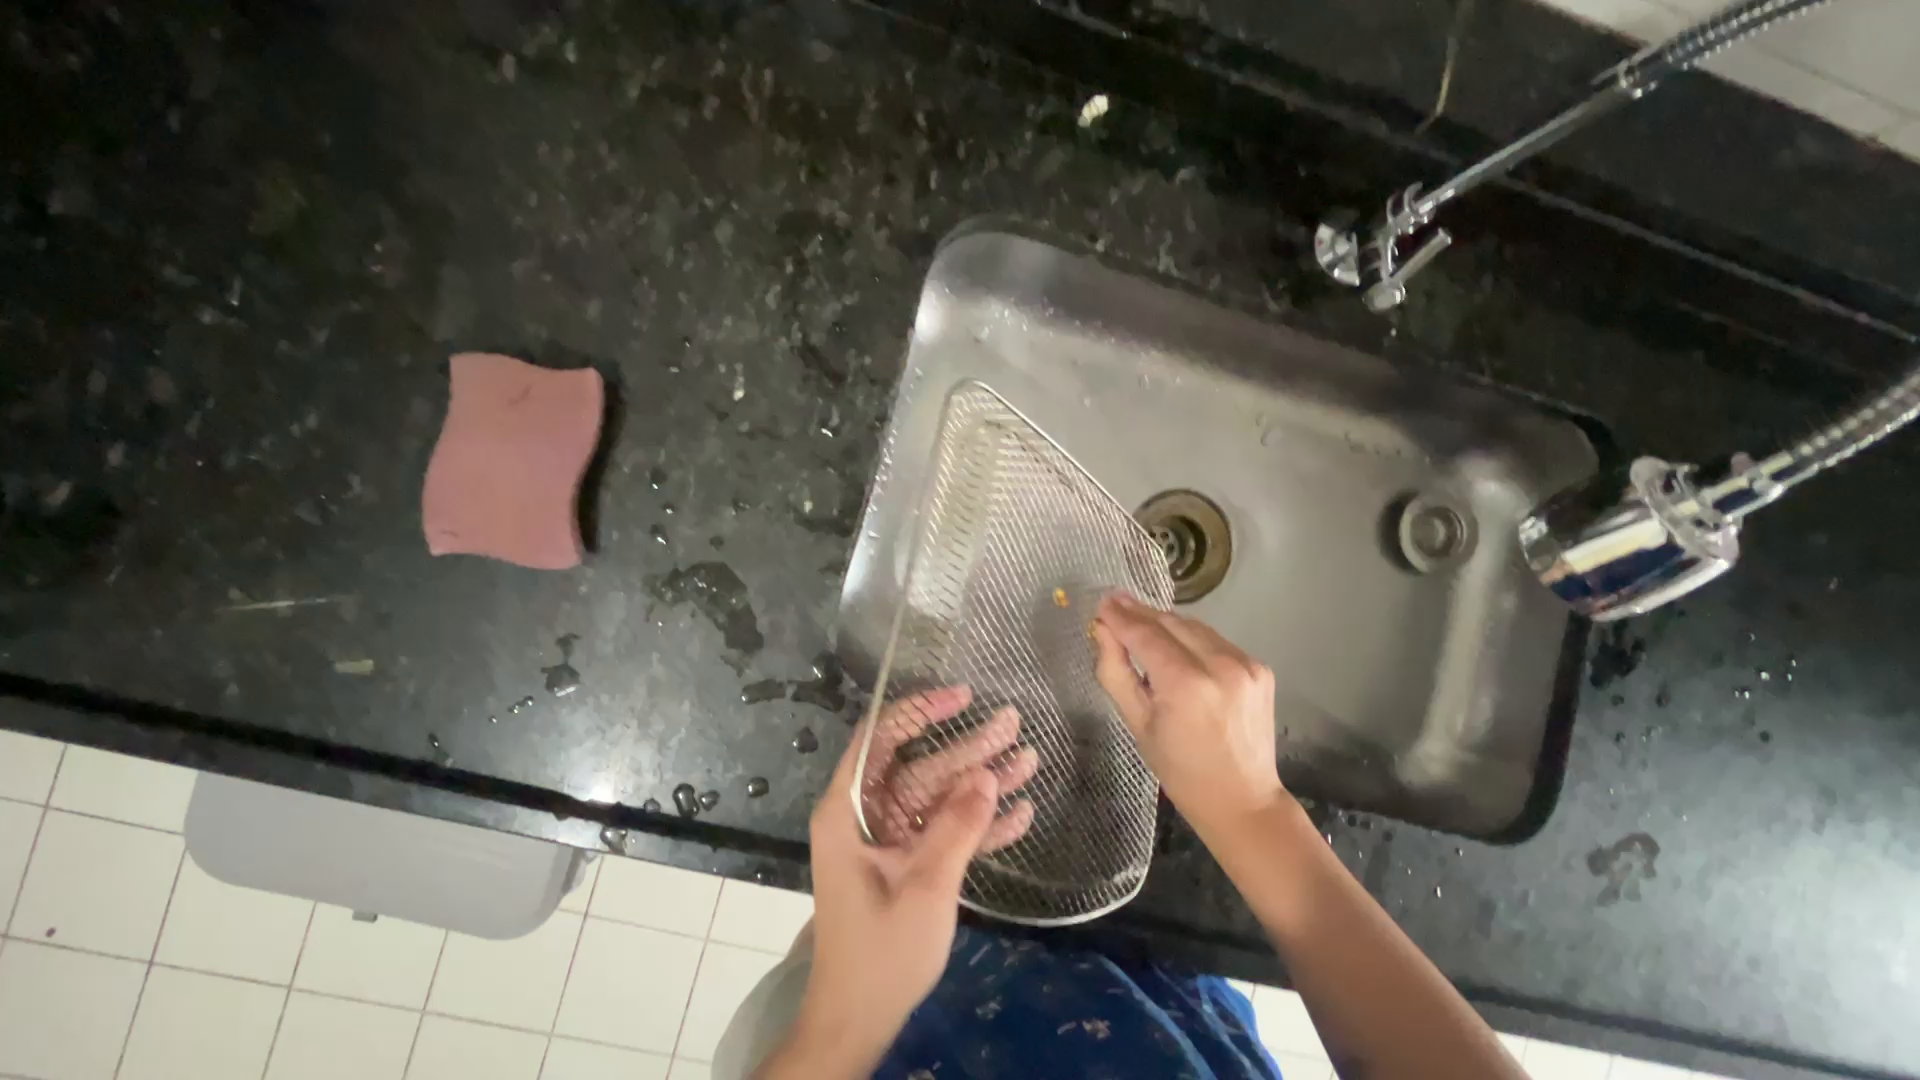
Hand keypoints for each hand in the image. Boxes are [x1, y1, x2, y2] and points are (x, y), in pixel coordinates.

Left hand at [790, 686, 1036, 1063]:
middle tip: (1013, 723)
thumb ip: (956, 827)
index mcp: (849, 812)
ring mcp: (888, 843)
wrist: (859, 1020)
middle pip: (920, 766)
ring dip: (981, 783)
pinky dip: (978, 825)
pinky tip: (1021, 813)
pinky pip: (943, 833)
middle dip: (967, 747)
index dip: (917, 711)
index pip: (879, 739)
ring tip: (1030, 758)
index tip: (960, 698)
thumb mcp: (924, 887)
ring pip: (938, 798)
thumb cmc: (881, 953)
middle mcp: (866, 818)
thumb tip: (986, 775)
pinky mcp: (907, 867)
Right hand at [1091, 593, 1286, 834]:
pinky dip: (1193, 640)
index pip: (1146, 635)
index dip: (1121, 618)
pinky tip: (1177, 649)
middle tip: (1116, 605)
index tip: (1102, 603)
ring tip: (1142, 624)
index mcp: (1186, 685)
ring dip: (1167, 623)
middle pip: (1172, 623)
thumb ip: (1115, 672)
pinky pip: (1216, 642)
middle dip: (1142, 614)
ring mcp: (1246, 664)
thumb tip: (1102, 630)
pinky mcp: (1260, 668)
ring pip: (1196, 628)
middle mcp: (1220, 665)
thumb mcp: (1137, 724)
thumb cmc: (1180, 770)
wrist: (1242, 799)